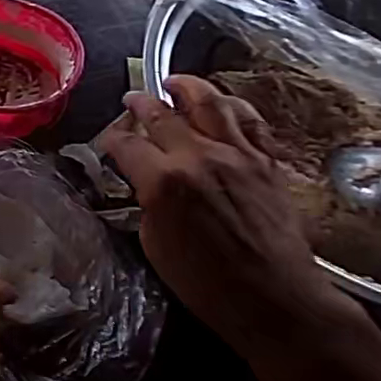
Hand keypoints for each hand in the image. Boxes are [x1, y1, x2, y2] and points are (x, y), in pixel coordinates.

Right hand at [99, 75, 369, 360]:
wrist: (273, 298)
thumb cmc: (206, 285)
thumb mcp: (156, 246)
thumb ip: (149, 203)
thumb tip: (147, 183)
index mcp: (164, 182)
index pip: (127, 146)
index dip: (111, 140)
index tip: (107, 142)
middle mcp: (199, 156)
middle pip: (162, 115)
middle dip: (141, 104)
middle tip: (132, 99)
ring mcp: (237, 153)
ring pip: (209, 102)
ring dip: (187, 87)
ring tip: (174, 82)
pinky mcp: (266, 160)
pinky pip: (249, 120)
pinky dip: (232, 106)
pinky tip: (222, 104)